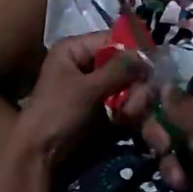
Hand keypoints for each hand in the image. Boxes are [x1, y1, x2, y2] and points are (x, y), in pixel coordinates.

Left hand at [11, 32, 148, 164]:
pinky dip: (128, 110)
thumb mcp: (88, 88)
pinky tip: (127, 120)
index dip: (133, 52)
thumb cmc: (57, 113)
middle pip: (122, 64)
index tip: (152, 67)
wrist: (40, 152)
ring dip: (133, 99)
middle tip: (138, 101)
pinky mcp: (98, 107)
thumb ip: (119, 70)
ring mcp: (92, 87)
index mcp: (74, 50)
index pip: (112, 39)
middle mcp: (84, 63)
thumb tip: (147, 57)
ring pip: (125, 85)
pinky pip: (121, 101)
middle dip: (134, 83)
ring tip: (130, 115)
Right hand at [136, 83, 192, 191]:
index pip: (175, 84)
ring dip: (165, 158)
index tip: (134, 106)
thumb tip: (160, 89)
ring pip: (165, 141)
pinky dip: (174, 173)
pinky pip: (174, 165)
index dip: (151, 91)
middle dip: (155, 130)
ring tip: (178, 175)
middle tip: (162, 147)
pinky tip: (184, 183)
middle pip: (163, 113)